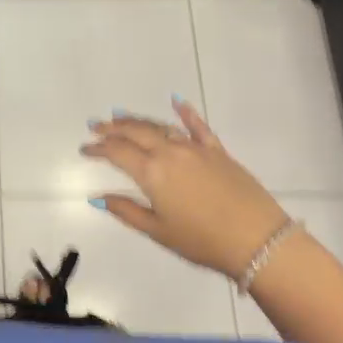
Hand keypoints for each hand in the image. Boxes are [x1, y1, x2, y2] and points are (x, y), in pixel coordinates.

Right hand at [82, 100, 290, 279]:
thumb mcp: (158, 231)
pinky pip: (198, 127)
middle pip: (135, 132)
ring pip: (160, 126)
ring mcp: (195, 149)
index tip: (84, 149)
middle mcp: (170, 152)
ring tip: (120, 116)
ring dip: (138, 120)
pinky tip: (176, 101)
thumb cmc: (203, 241)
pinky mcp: (218, 152)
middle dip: (113, 128)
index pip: (117, 152)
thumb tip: (97, 197)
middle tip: (96, 125)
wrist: (258, 241)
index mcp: (152, 172)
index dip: (98, 149)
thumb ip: (126, 210)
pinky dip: (185, 112)